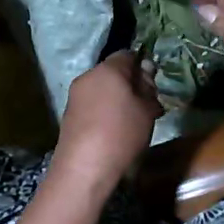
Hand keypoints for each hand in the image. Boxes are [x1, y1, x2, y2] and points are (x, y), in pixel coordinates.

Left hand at [51, 52, 162, 190]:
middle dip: (131, 83)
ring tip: (133, 120)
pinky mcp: (69, 114)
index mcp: (108, 69)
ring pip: (103, 88)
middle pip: (114, 72)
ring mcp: (75, 95)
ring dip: (118, 98)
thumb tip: (146, 70)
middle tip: (147, 105)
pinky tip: (115, 130)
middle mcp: (88, 76)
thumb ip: (148, 87)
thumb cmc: (122, 133)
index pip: (128, 55)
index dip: (143, 67)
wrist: (84, 168)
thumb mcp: (147, 109)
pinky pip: (93, 103)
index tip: (153, 86)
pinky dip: (105, 110)